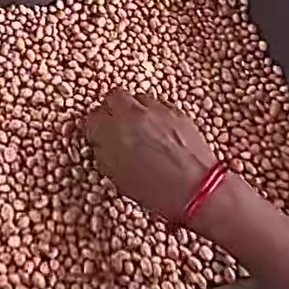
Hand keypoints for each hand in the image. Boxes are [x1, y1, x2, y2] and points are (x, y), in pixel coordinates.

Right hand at [82, 89, 219, 223]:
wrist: (196, 189)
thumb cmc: (156, 191)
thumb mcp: (119, 179)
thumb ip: (104, 154)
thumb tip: (100, 143)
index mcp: (112, 132)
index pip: (92, 118)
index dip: (94, 128)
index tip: (97, 135)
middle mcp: (132, 114)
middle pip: (113, 97)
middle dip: (111, 109)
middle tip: (114, 124)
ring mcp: (155, 110)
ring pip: (137, 97)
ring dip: (134, 108)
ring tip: (138, 126)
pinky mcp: (176, 111)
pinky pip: (159, 104)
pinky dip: (155, 113)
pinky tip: (158, 129)